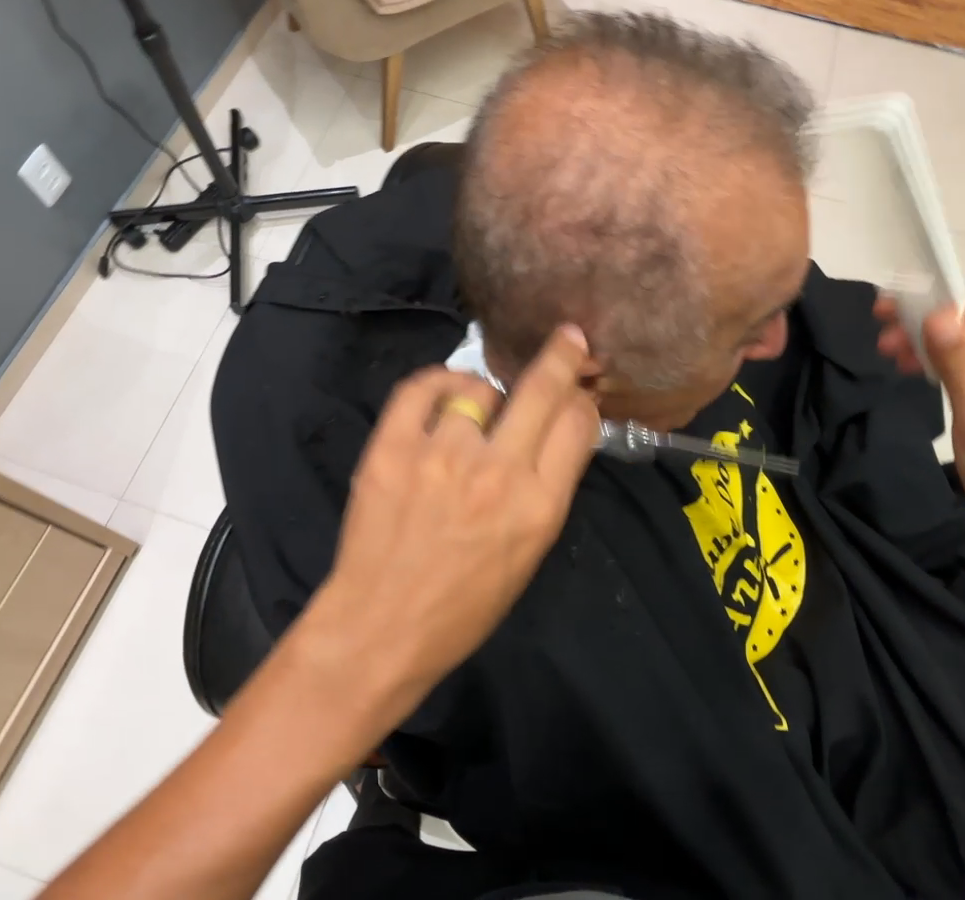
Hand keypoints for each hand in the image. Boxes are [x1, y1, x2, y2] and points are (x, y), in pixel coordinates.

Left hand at [304, 324, 601, 701]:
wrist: (382, 626)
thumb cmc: (464, 605)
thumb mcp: (528, 553)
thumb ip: (544, 490)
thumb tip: (551, 435)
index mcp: (538, 506)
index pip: (577, 424)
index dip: (582, 400)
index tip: (577, 391)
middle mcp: (497, 472)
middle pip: (542, 390)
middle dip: (563, 357)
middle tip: (569, 339)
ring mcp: (442, 455)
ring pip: (478, 388)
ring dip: (484, 396)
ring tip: (473, 418)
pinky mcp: (392, 448)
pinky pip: (422, 387)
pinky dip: (438, 383)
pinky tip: (444, 392)